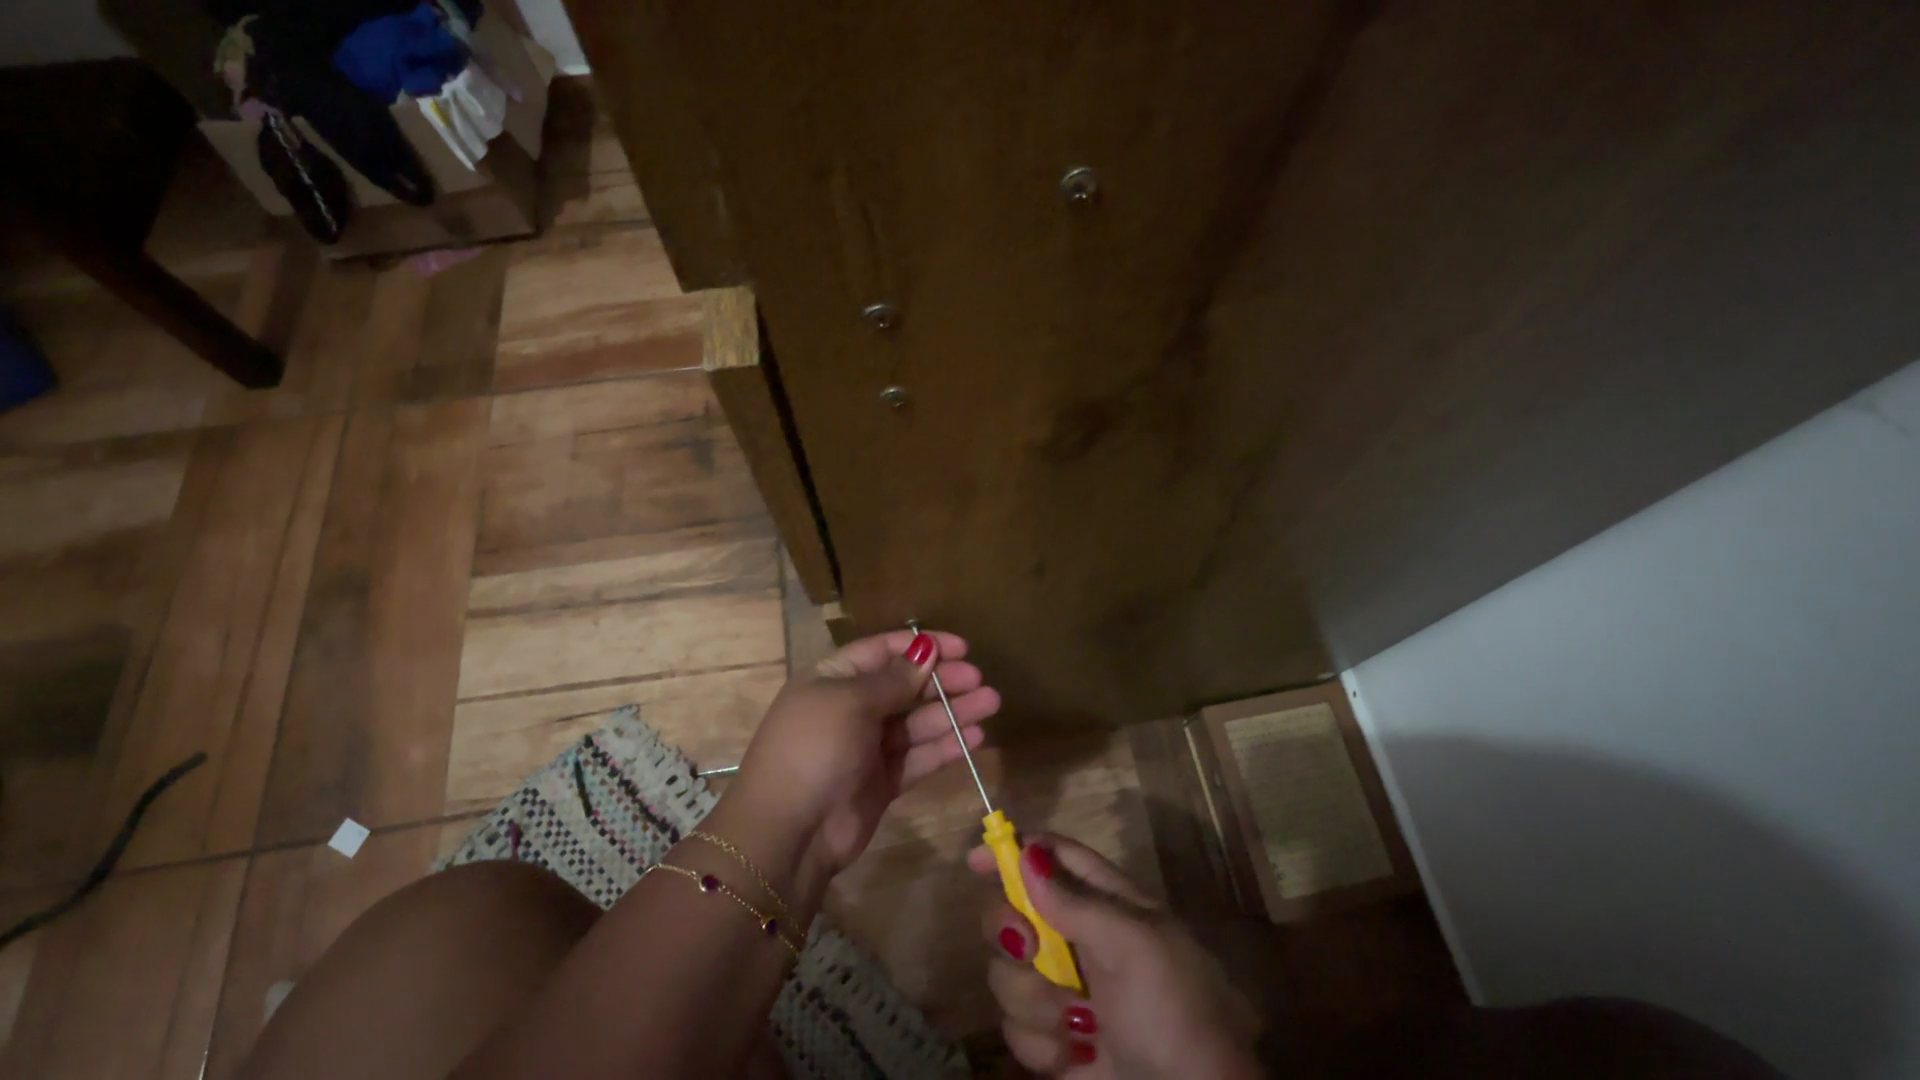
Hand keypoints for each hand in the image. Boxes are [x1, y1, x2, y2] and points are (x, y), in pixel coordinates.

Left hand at [725, 630, 999, 879]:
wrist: (788, 831)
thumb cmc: (814, 748)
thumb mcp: (850, 701)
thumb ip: (893, 679)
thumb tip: (925, 650)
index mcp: (833, 678)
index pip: (882, 651)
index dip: (921, 646)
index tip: (962, 647)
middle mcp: (850, 708)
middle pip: (904, 686)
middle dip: (943, 680)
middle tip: (980, 679)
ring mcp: (867, 747)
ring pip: (917, 722)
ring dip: (953, 712)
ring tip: (991, 703)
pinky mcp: (883, 782)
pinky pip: (919, 757)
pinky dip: (946, 746)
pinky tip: (975, 738)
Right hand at [970, 836, 1261, 1078]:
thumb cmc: (1172, 1011)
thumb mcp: (1135, 946)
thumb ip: (1078, 901)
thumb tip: (1027, 854)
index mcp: (1108, 904)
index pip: (1054, 858)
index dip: (1015, 851)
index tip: (976, 861)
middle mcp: (1078, 940)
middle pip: (1013, 913)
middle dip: (1012, 934)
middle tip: (1030, 952)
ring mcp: (1062, 990)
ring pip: (1006, 973)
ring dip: (1037, 1001)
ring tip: (1080, 1023)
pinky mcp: (1051, 1038)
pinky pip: (1014, 1026)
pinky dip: (1042, 1044)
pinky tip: (1075, 1054)